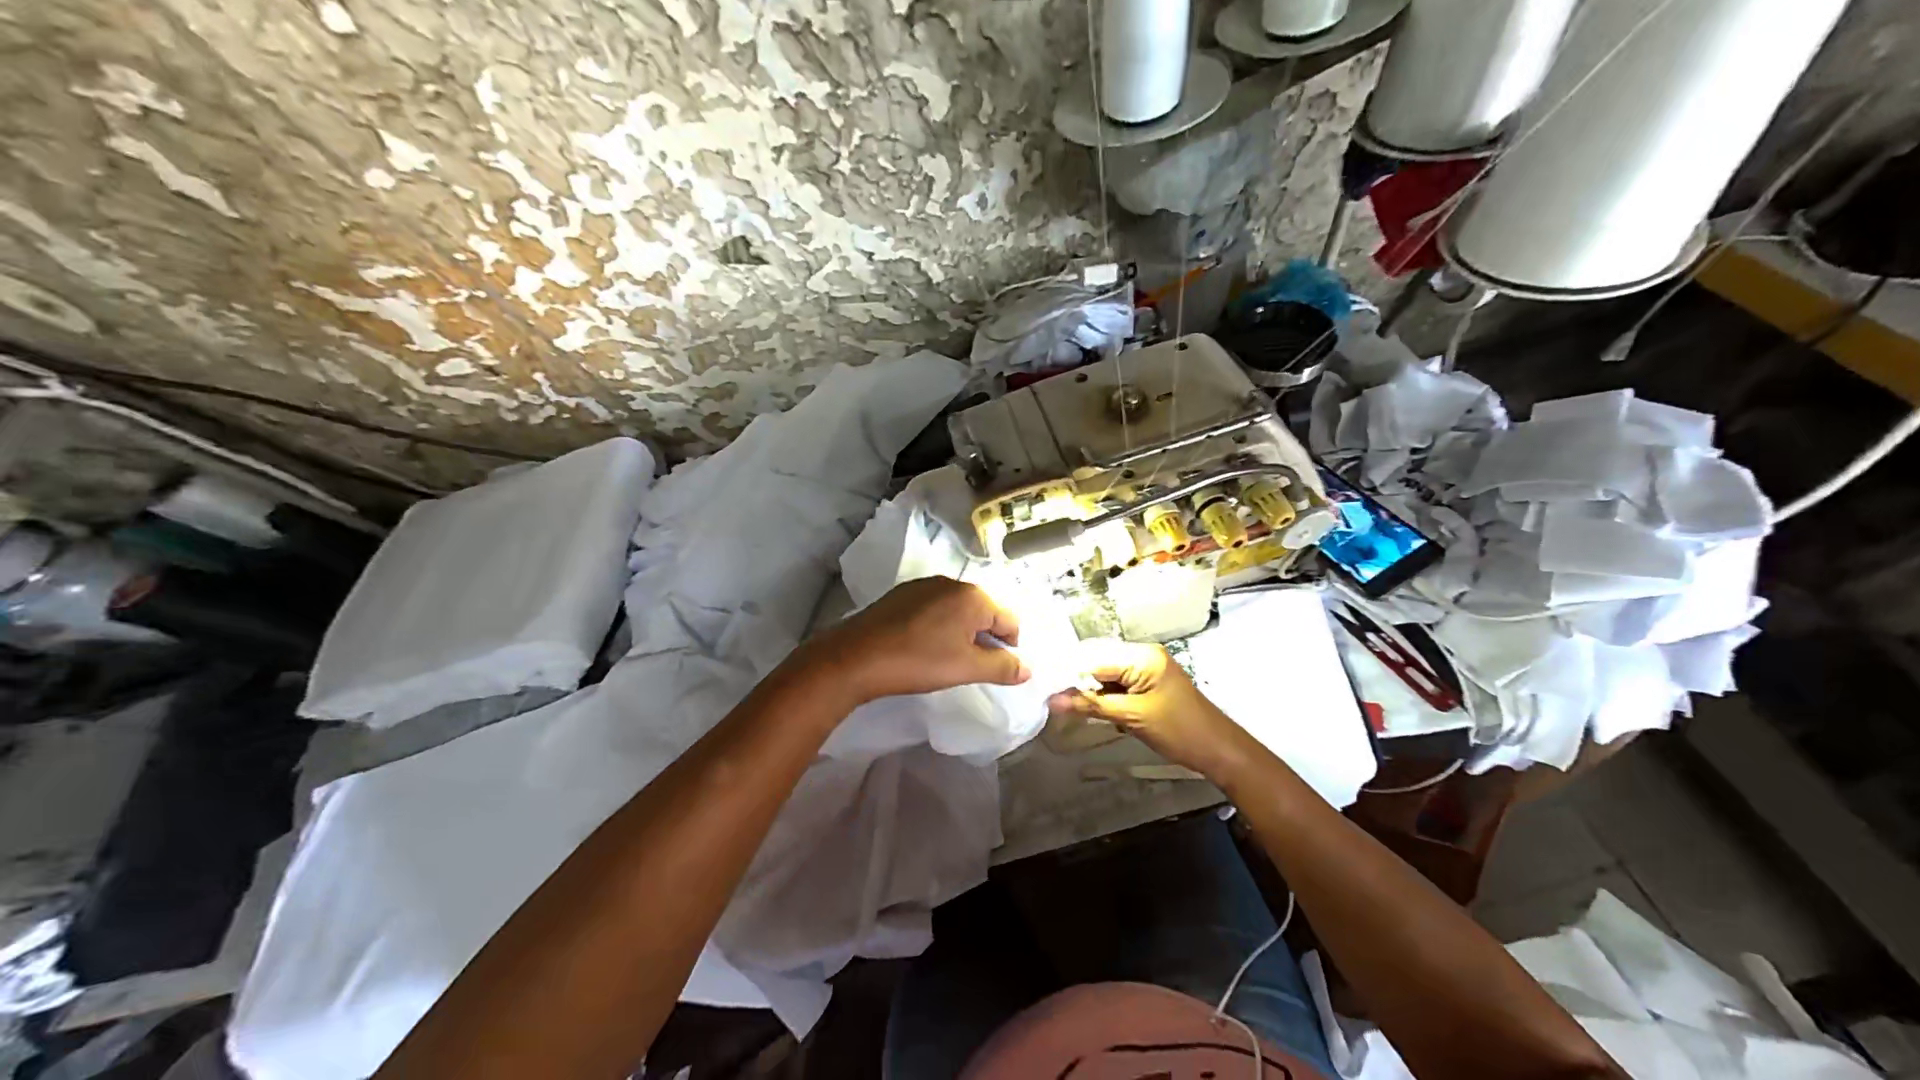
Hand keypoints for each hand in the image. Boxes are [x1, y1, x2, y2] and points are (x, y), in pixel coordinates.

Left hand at [800, 577, 1030, 704]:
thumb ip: (1002, 667)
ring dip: (961, 631)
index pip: (1009, 620)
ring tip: (946, 658)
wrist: (856, 657)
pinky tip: (923, 646)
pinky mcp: (902, 594)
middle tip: (972, 665)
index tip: (997, 669)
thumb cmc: (918, 662)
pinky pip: (934, 608)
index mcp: (973, 597)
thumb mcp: (966, 669)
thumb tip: (1028, 669)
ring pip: (957, 609)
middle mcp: (952, 582)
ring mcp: (924, 585)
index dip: (1010, 646)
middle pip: (984, 611)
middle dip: (985, 637)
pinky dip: (938, 625)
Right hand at [1047, 640, 1262, 784]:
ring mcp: (1147, 667)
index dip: (1069, 673)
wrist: (1218, 749)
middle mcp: (1143, 654)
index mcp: (1142, 656)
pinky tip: (1093, 708)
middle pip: (1098, 661)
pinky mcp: (1148, 681)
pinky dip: (1105, 695)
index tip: (1046, 688)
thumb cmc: (1178, 731)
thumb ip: (1090, 705)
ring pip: (1106, 673)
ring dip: (1090, 689)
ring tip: (1069, 705)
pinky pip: (1117, 681)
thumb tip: (1052, 700)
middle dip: (1077, 680)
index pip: (1094, 657)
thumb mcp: (1130, 718)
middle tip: (1055, 699)